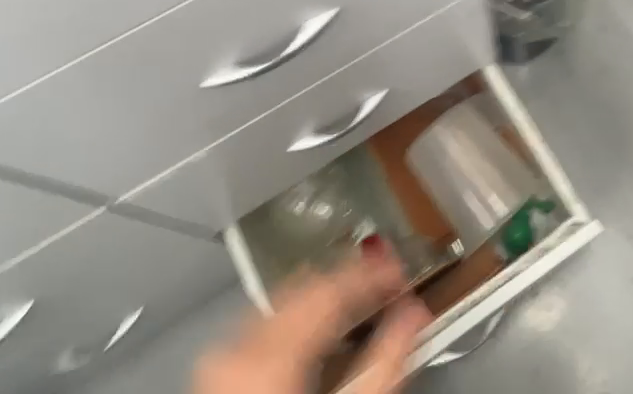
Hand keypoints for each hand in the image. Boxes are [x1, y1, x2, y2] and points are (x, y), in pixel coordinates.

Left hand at [193, 249, 431, 393]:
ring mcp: (223, 351)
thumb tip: (414, 314)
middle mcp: (239, 340)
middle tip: (386, 276)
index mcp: (271, 349)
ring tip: (359, 295)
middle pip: (307, 285)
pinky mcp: (218, 364)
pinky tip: (319, 321)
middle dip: (350, 277)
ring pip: (285, 296)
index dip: (372, 271)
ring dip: (325, 291)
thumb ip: (385, 359)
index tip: (400, 269)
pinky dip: (298, 311)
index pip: (332, 285)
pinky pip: (264, 317)